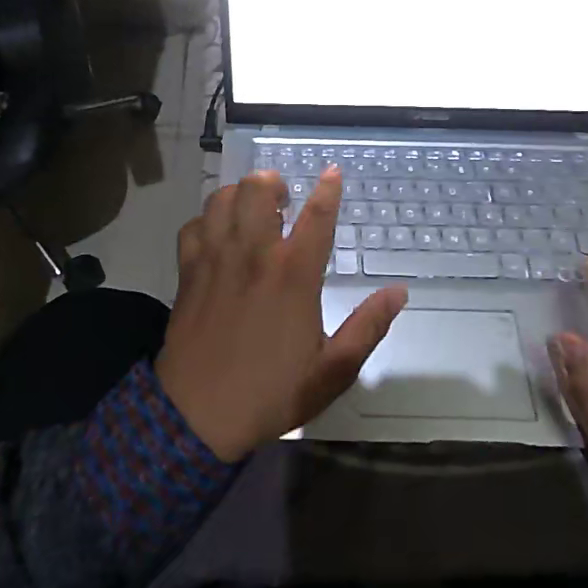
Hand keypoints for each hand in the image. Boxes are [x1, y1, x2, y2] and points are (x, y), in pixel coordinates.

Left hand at [156, 167, 407, 461]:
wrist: (197, 416)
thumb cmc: (271, 393)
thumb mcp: (332, 370)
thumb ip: (367, 327)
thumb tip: (399, 292)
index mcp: (293, 275)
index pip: (316, 216)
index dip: (327, 189)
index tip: (332, 171)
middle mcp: (253, 255)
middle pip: (258, 190)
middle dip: (274, 183)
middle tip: (284, 200)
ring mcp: (215, 260)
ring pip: (222, 199)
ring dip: (239, 195)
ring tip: (251, 211)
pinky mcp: (187, 272)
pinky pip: (193, 226)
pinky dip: (207, 220)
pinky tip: (216, 235)